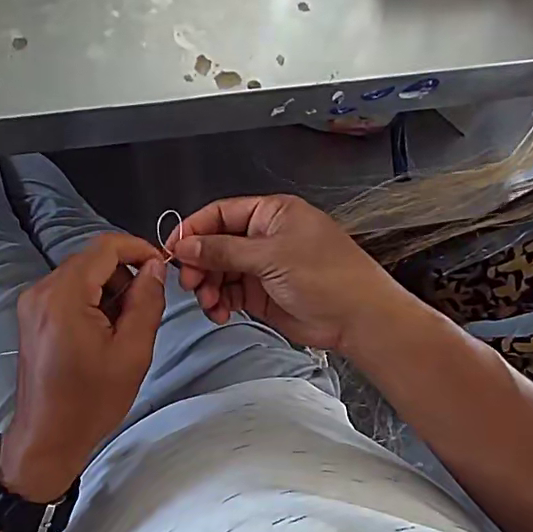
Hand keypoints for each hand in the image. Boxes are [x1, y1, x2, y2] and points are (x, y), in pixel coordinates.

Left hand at [0, 233, 166, 501]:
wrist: (48, 436)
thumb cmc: (90, 402)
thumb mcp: (132, 351)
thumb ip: (147, 302)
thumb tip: (154, 269)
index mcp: (64, 297)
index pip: (105, 247)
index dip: (138, 249)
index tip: (161, 266)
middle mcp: (42, 292)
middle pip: (92, 259)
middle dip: (125, 275)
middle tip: (145, 309)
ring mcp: (33, 304)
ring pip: (82, 275)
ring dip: (110, 290)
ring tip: (124, 328)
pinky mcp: (33, 317)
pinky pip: (69, 292)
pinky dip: (93, 301)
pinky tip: (105, 332)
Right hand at [167, 194, 416, 352]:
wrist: (357, 318)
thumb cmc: (332, 277)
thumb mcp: (271, 256)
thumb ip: (224, 251)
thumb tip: (188, 245)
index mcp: (272, 214)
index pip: (221, 214)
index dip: (194, 230)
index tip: (174, 248)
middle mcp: (266, 237)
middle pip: (216, 244)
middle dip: (199, 263)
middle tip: (190, 280)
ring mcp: (264, 266)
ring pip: (220, 271)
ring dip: (208, 286)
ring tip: (208, 300)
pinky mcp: (263, 293)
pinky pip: (230, 293)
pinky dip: (220, 302)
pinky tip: (220, 311)